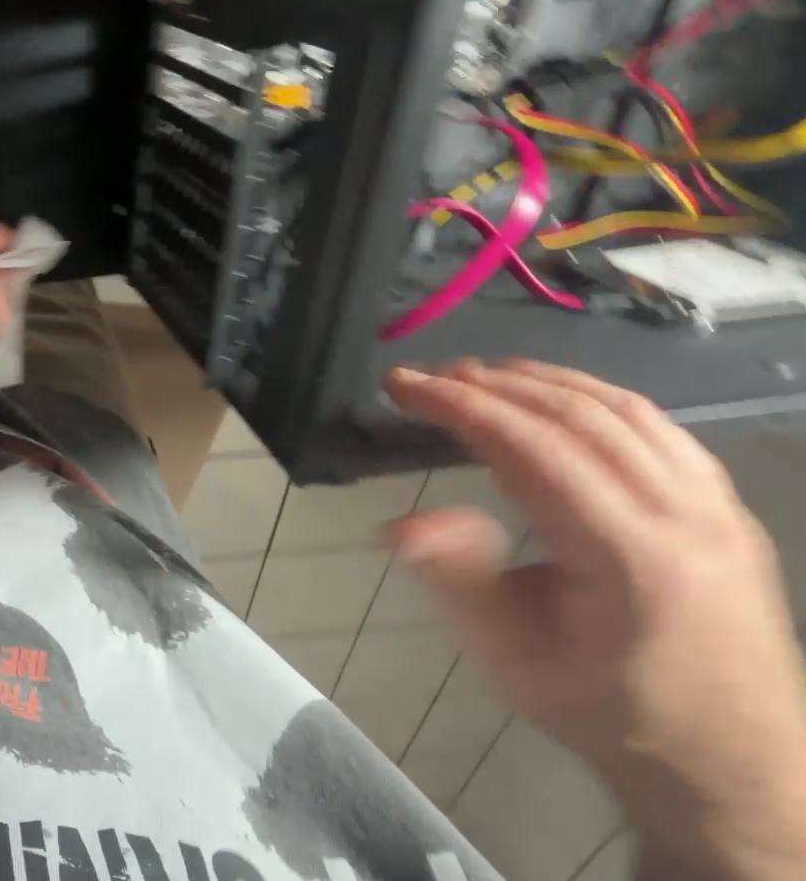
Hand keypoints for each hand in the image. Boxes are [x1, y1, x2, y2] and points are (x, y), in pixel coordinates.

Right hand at [387, 360, 805, 878]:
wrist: (732, 761)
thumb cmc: (602, 708)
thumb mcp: (511, 658)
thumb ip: (459, 581)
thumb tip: (402, 525)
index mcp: (628, 555)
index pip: (533, 447)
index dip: (460, 404)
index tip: (402, 383)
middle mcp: (685, 518)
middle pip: (581, 416)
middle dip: (495, 383)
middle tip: (429, 374)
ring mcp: (719, 511)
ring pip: (628, 412)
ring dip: (547, 381)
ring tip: (482, 374)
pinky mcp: (729, 512)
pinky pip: (662, 430)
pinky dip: (598, 398)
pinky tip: (559, 401)